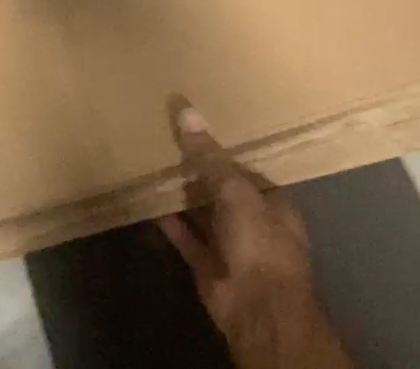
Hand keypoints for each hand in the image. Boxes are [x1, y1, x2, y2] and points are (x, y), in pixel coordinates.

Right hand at [159, 101, 351, 368]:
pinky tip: (146, 200)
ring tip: (150, 162)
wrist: (256, 307)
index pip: (244, 168)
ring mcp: (230, 244)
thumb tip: (185, 110)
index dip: (220, 149)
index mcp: (273, 202)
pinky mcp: (207, 263)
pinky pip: (184, 235)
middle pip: (221, 189)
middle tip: (163, 139)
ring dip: (180, 194)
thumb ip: (208, 155)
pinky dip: (168, 220)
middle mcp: (254, 222)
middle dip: (196, 170)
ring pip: (202, 212)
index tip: (191, 128)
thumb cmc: (258, 242)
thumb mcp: (235, 190)